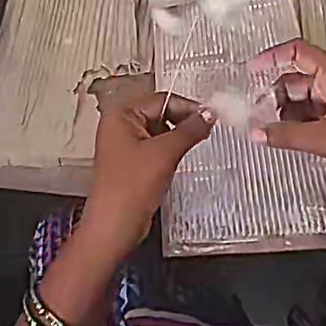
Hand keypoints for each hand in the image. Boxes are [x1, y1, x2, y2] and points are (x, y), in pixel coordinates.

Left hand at [83, 91, 213, 248]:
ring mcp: (123, 145)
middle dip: (181, 121)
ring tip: (193, 145)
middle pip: (158, 113)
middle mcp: (118, 126)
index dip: (186, 107)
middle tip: (205, 129)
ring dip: (176, 137)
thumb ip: (189, 130)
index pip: (160, 100)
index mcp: (119, 116)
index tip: (210, 115)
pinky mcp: (130, 163)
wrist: (115, 225)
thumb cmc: (129, 187)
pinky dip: (169, 150)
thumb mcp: (165, 153)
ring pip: (158, 131)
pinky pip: (154, 147)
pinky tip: (178, 159)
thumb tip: (208, 115)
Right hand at [247, 39, 325, 200]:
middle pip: (295, 80)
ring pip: (302, 101)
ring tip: (268, 129)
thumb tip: (258, 131)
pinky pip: (311, 119)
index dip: (273, 57)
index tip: (252, 69)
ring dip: (284, 114)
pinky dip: (296, 126)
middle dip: (274, 95)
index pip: (299, 53)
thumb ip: (287, 134)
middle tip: (257, 112)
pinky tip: (285, 138)